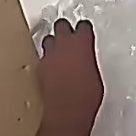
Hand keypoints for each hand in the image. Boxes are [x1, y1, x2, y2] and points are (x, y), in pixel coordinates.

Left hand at [38, 19, 103, 135]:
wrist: (67, 111)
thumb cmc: (86, 96)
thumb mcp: (95, 75)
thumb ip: (88, 61)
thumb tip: (85, 62)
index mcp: (82, 43)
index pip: (83, 26)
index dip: (84, 29)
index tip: (85, 31)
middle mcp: (64, 44)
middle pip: (61, 24)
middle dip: (65, 28)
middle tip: (69, 35)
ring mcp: (49, 54)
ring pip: (48, 38)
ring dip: (53, 42)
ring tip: (58, 50)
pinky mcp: (40, 66)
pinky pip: (43, 55)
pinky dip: (47, 58)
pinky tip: (52, 66)